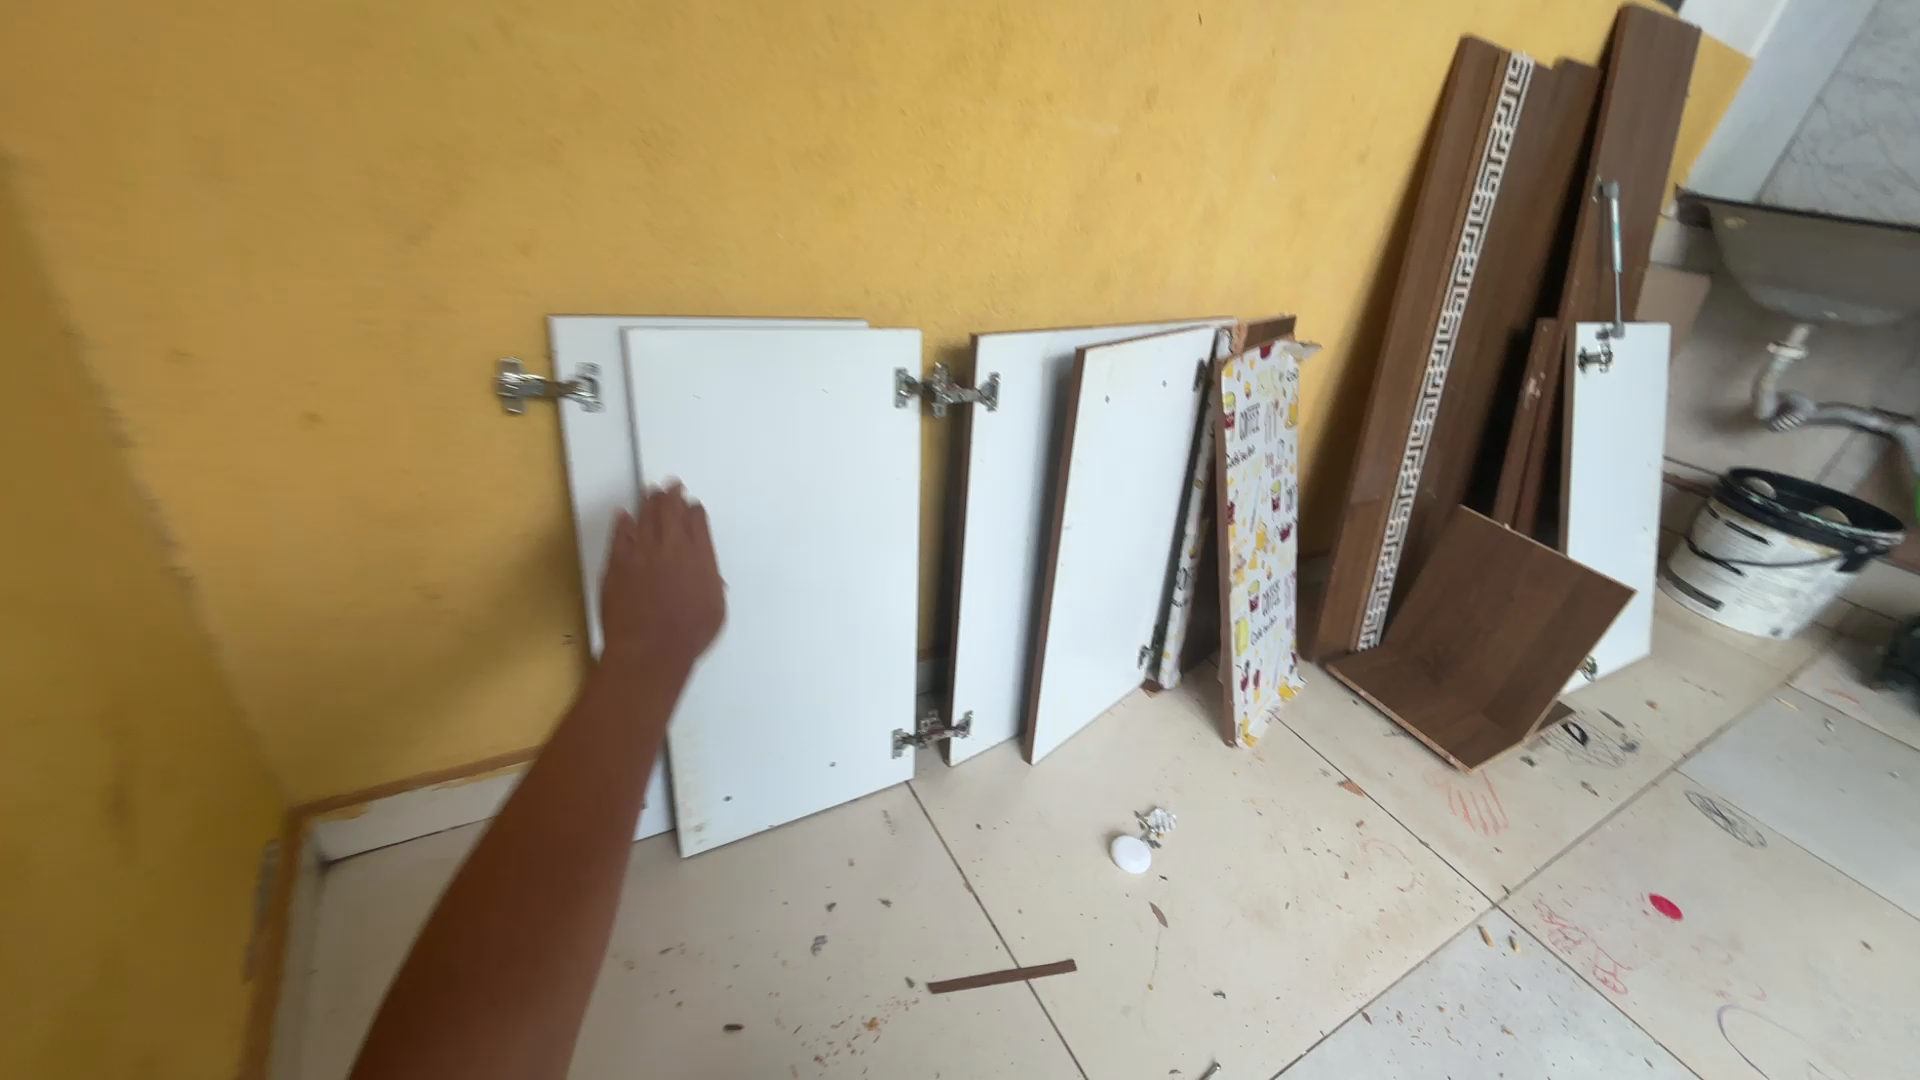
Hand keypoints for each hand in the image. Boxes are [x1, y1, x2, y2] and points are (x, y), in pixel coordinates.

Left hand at [599, 483, 725, 676]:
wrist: (649, 650)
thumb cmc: (690, 635)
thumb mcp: (716, 610)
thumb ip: (712, 584)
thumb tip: (710, 576)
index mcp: (701, 557)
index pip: (698, 522)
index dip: (695, 511)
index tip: (693, 505)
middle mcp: (673, 547)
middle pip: (671, 512)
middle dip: (672, 496)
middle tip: (670, 485)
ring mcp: (642, 553)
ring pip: (645, 517)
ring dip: (649, 502)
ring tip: (651, 491)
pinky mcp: (617, 563)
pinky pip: (620, 535)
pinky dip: (622, 523)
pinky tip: (623, 514)